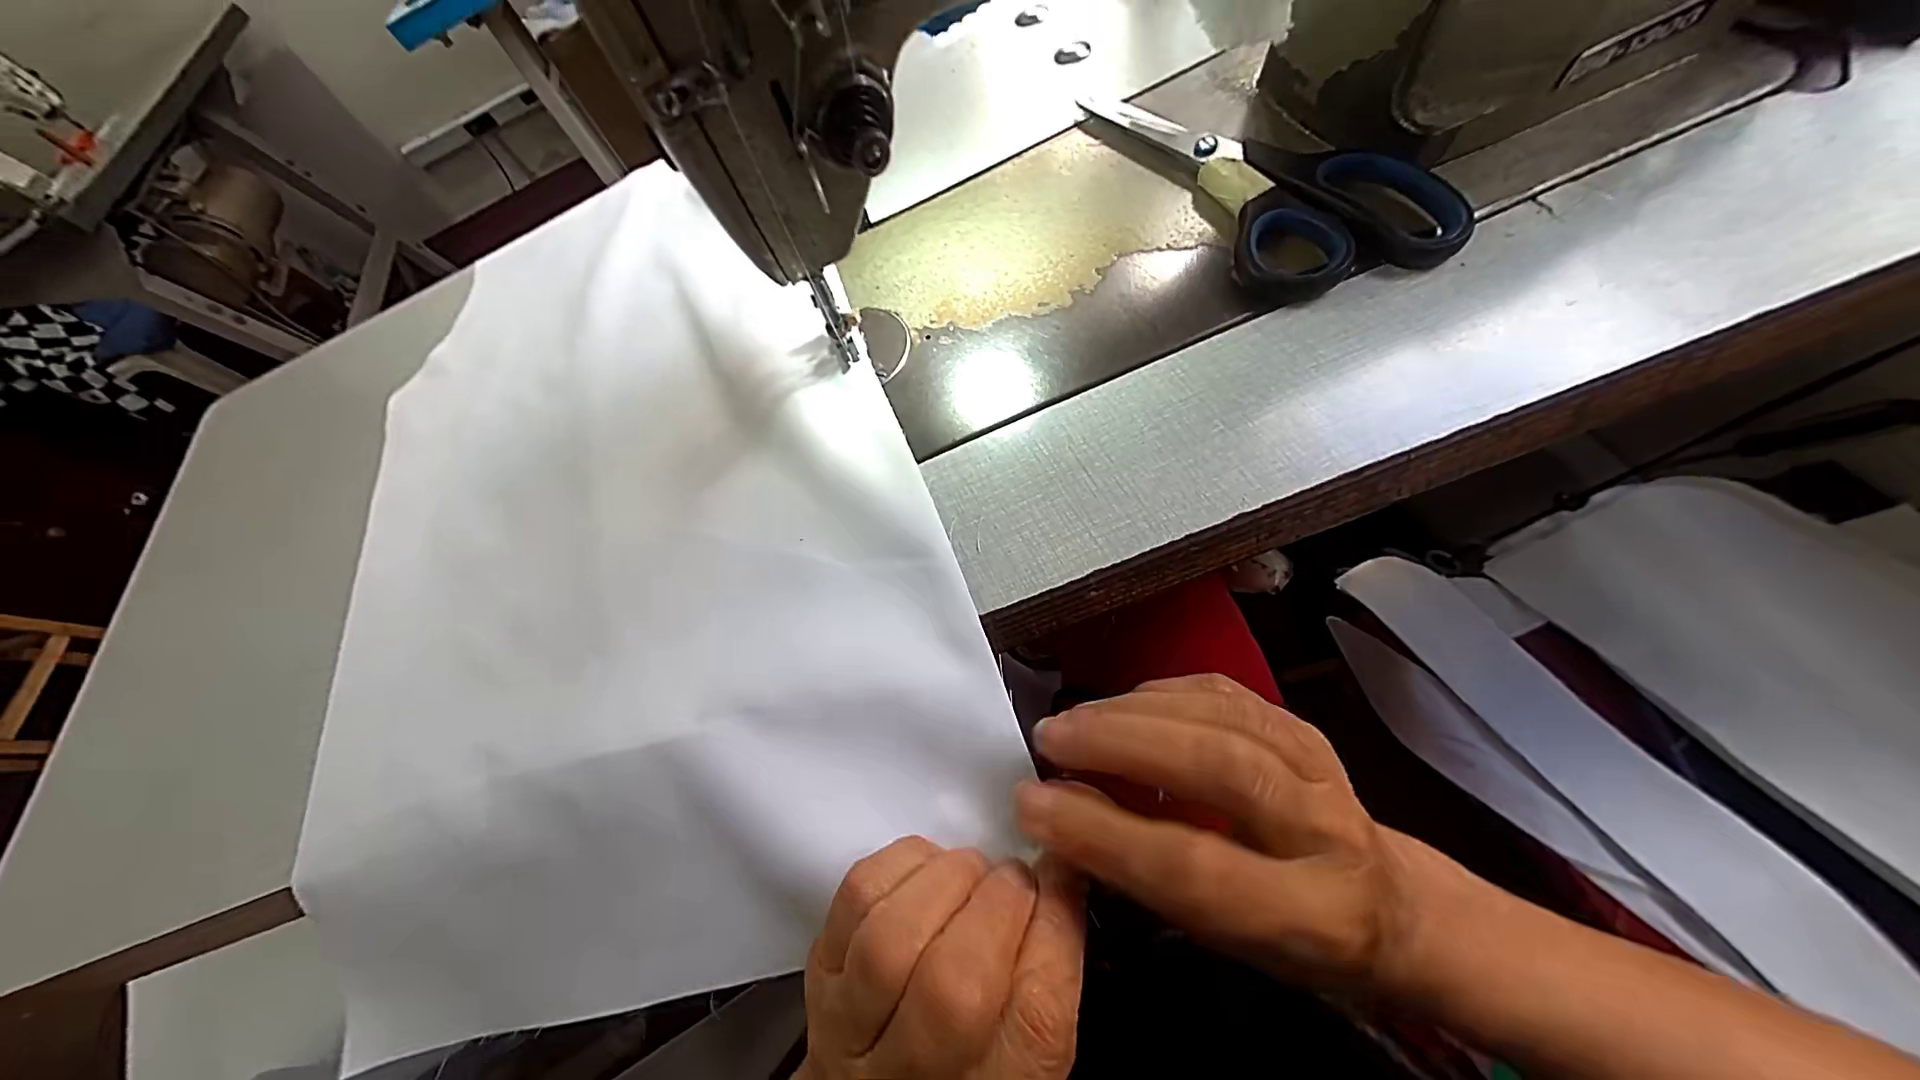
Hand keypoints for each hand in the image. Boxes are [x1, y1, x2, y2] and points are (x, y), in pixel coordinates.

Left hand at [799, 837, 1086, 1078]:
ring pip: (892, 938)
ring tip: (971, 869)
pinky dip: (899, 863)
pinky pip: (854, 900)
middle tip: (1014, 877)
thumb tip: (1061, 872)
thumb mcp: (1027, 1039)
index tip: (1061, 876)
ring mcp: (852, 1026)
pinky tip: (926, 867)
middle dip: (999, 900)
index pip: (1036, 1019)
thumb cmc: (968, 1056)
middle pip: (955, 984)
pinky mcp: (821, 972)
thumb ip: (1049, 965)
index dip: (1054, 927)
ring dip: (946, 877)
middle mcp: (915, 1073)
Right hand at [1014, 674, 1414, 993]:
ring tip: (1075, 718)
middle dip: (1121, 744)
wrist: (1383, 903)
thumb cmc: (1285, 933)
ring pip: (1223, 717)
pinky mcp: (1304, 726)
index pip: (1192, 866)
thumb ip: (1141, 870)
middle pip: (1219, 766)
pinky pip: (1225, 692)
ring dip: (1134, 710)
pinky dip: (1162, 692)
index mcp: (1310, 914)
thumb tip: (1057, 806)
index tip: (1032, 801)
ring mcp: (1321, 767)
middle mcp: (1327, 832)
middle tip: (1052, 736)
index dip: (1102, 831)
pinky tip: (1122, 705)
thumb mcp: (1216, 930)